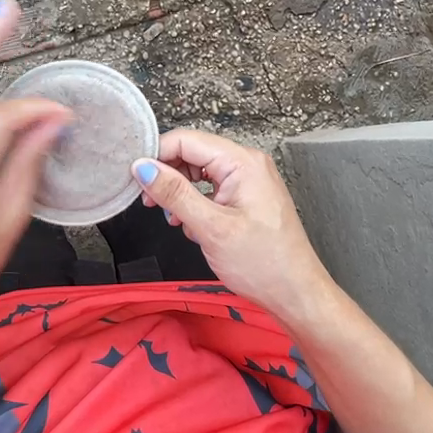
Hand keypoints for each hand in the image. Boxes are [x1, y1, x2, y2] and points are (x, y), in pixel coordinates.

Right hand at [129, 129, 337, 322]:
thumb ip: (175, 194)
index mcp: (242, 162)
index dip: (157, 156)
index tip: (136, 179)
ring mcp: (249, 180)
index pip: (186, 140)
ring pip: (200, 172)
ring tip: (174, 219)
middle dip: (168, 176)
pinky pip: (212, 188)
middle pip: (192, 153)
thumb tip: (143, 168)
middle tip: (151, 203)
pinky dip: (196, 203)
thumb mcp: (211, 228)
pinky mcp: (247, 197)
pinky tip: (191, 225)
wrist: (295, 292)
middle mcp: (247, 164)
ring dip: (180, 193)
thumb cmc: (265, 264)